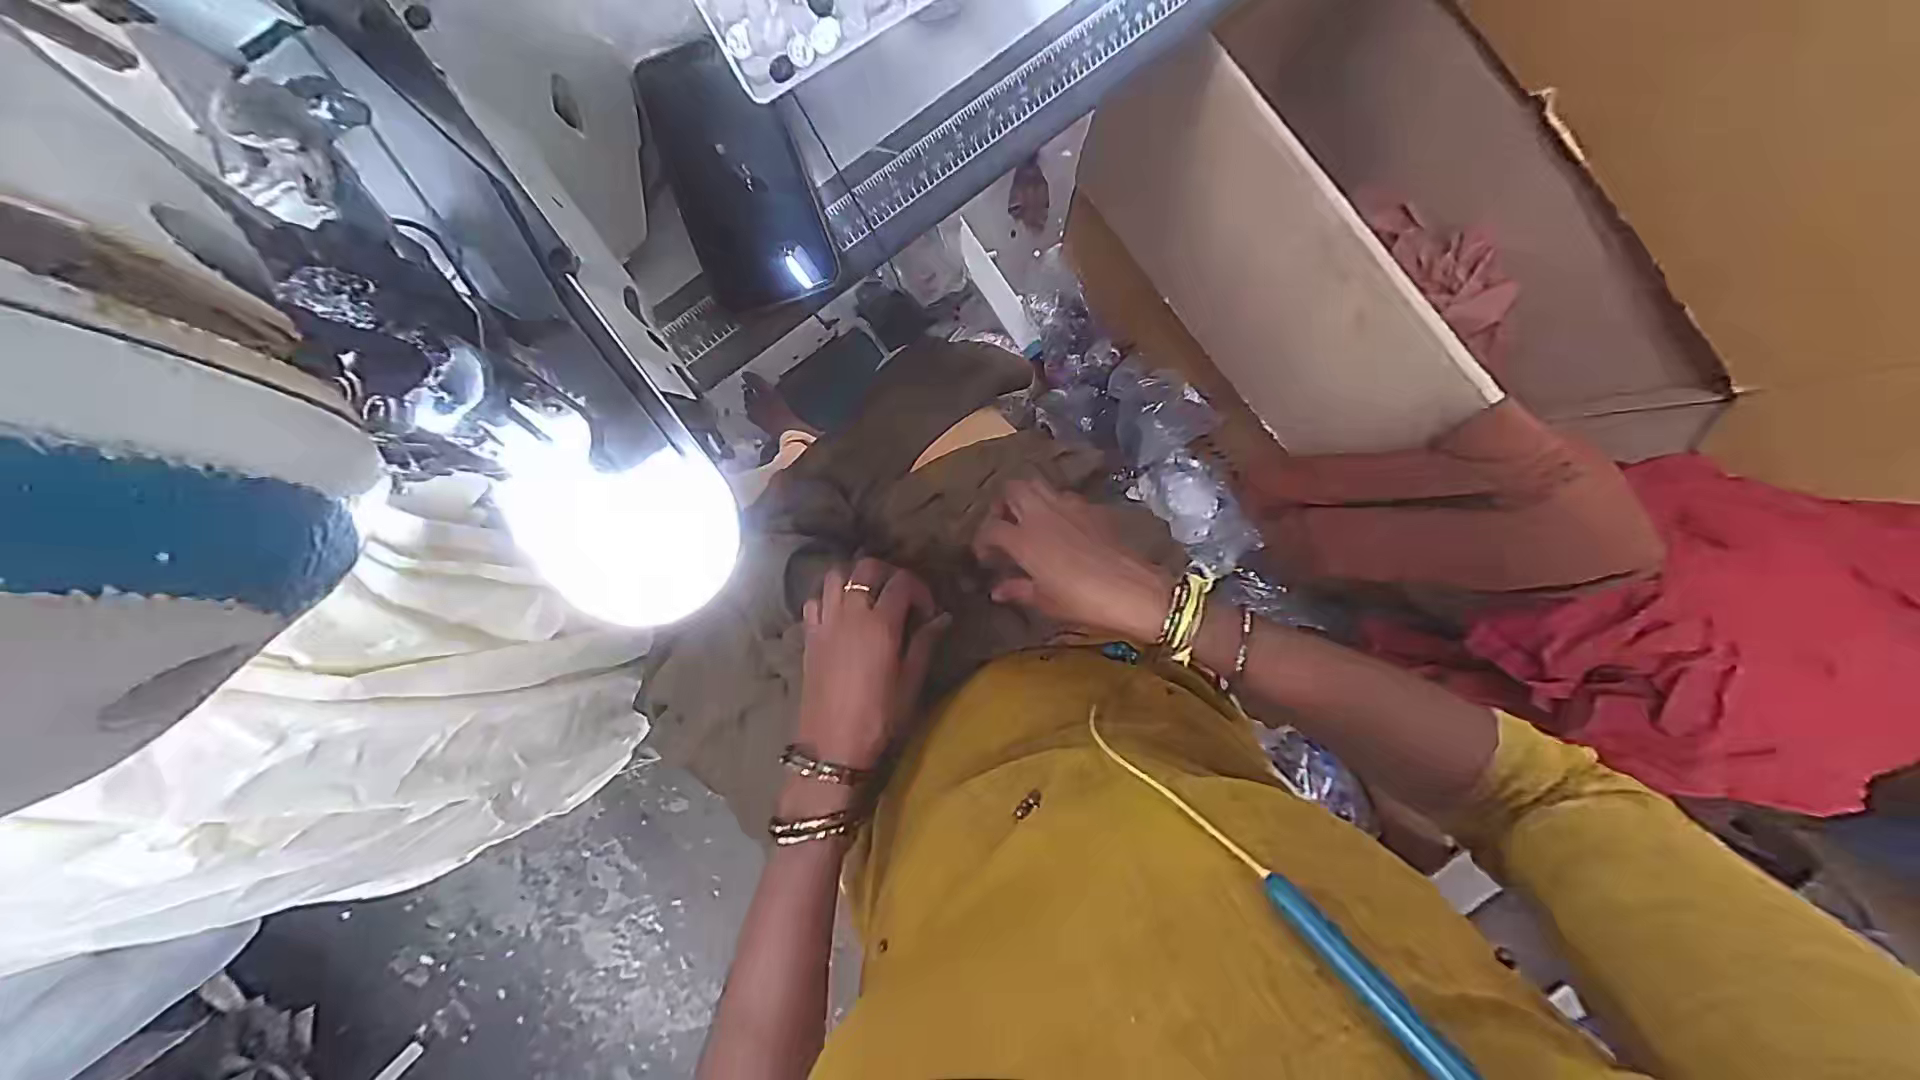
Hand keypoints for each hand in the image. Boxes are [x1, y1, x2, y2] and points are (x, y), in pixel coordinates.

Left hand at [795, 558, 949, 770]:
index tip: (929, 610)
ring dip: (856, 578)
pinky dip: (830, 597)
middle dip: (888, 572)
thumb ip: (925, 642)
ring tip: (871, 597)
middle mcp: (850, 613)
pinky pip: (816, 599)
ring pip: (836, 575)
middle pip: (866, 567)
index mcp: (880, 623)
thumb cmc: (880, 716)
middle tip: (901, 595)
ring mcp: (825, 622)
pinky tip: (842, 614)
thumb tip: (942, 617)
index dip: (920, 588)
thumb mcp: (911, 681)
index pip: (902, 582)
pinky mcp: (810, 636)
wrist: (833, 745)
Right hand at [972, 479, 1172, 641]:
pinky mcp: (1093, 508)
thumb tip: (998, 590)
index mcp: (1024, 538)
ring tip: (1030, 521)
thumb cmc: (1083, 600)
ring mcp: (1069, 506)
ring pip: (1038, 485)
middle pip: (1012, 489)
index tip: (986, 557)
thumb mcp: (1045, 601)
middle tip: (1005, 526)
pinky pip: (1065, 497)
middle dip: (1003, 504)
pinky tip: (1062, 529)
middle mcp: (1042, 514)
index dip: (983, 541)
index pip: (991, 528)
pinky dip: (1056, 506)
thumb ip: (1018, 589)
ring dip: (1028, 497)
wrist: (1133, 590)